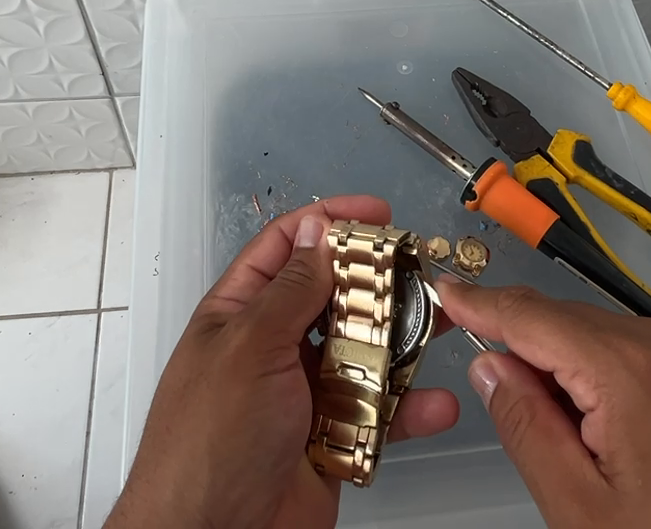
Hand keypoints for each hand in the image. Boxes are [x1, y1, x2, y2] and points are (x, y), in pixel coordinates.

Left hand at [107, 197, 459, 528]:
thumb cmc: (210, 437)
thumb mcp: (251, 347)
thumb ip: (291, 289)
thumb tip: (316, 231)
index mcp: (243, 310)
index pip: (288, 245)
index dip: (330, 221)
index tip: (378, 212)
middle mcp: (276, 343)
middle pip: (336, 294)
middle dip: (378, 280)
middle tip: (420, 268)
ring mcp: (307, 390)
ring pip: (364, 350)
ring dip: (403, 340)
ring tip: (441, 324)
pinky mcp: (334, 435)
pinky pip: (378, 412)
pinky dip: (409, 409)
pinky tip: (435, 404)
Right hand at [436, 281, 650, 528]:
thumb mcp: (584, 511)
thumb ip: (527, 428)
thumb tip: (492, 368)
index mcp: (624, 367)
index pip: (529, 315)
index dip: (479, 302)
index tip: (443, 288)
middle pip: (560, 322)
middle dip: (516, 341)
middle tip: (479, 373)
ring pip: (594, 339)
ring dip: (556, 365)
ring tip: (541, 423)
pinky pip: (629, 357)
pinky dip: (593, 376)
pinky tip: (588, 424)